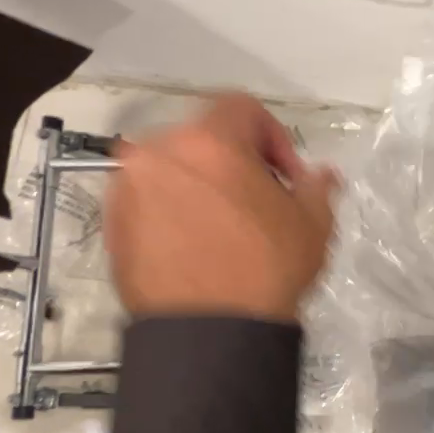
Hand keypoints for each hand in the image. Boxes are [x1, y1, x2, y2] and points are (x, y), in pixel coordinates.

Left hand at [105, 94, 338, 322]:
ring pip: (175, 166)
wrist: (210, 326)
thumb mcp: (315, 223)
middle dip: (238, 161)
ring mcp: (126, 184)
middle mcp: (158, 151)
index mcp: (210, 142)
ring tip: (231, 226)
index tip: (289, 176)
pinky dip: (178, 208)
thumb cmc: (270, 266)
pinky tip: (203, 244)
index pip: (241, 106)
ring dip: (205, 184)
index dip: (274, 135)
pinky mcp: (112, 218)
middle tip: (263, 199)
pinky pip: (152, 197)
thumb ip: (318, 186)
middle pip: (204, 136)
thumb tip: (322, 173)